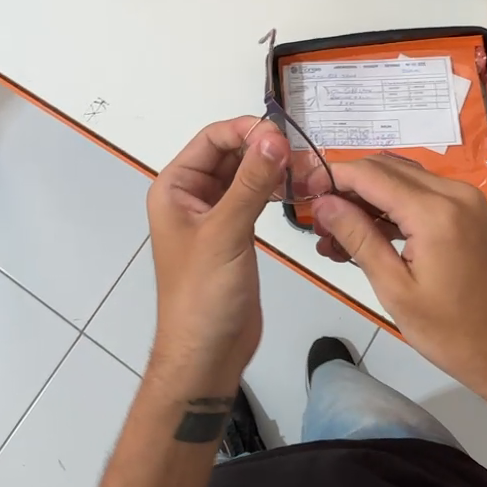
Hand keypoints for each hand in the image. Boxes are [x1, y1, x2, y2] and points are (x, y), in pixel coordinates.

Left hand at [144, 117, 285, 393]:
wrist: (206, 356)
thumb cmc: (204, 294)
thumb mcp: (226, 233)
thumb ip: (251, 183)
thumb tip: (274, 136)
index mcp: (175, 187)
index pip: (212, 139)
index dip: (247, 130)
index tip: (285, 138)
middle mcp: (191, 194)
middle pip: (231, 153)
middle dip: (266, 150)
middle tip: (306, 159)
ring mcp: (213, 214)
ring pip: (246, 175)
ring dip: (275, 170)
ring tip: (311, 175)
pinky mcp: (234, 233)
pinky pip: (254, 198)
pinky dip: (276, 191)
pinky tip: (301, 192)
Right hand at [308, 157, 486, 410]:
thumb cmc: (453, 333)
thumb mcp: (395, 289)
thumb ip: (358, 238)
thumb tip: (323, 203)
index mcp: (435, 212)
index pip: (370, 174)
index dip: (331, 177)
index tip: (302, 193)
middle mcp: (453, 193)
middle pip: (385, 168)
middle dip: (346, 187)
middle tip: (317, 220)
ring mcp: (465, 200)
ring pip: (401, 179)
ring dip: (366, 198)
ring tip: (335, 236)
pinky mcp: (469, 212)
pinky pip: (420, 194)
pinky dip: (391, 207)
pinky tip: (365, 235)